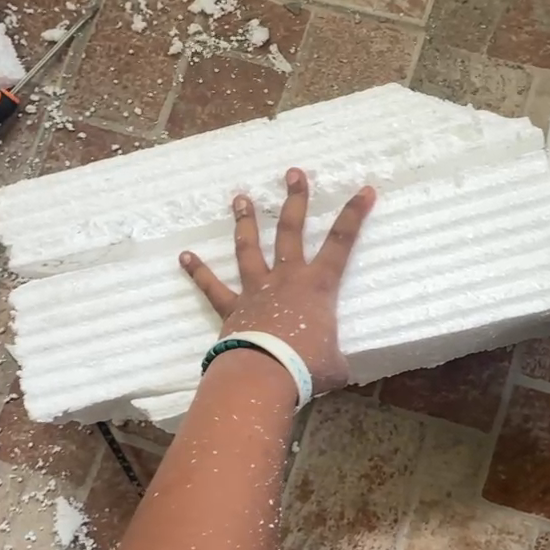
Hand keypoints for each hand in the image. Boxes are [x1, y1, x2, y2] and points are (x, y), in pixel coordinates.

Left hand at [180, 168, 376, 393]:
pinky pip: (212, 287)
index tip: (364, 190)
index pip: (342, 242)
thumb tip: (338, 370)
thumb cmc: (307, 367)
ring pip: (249, 248)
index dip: (355, 215)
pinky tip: (185, 256)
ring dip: (245, 223)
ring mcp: (256, 291)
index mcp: (319, 286)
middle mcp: (287, 279)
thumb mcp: (336, 365)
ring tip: (240, 198)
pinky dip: (199, 272)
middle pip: (291, 231)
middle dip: (295, 200)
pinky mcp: (231, 309)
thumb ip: (337, 359)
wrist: (265, 375)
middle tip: (293, 174)